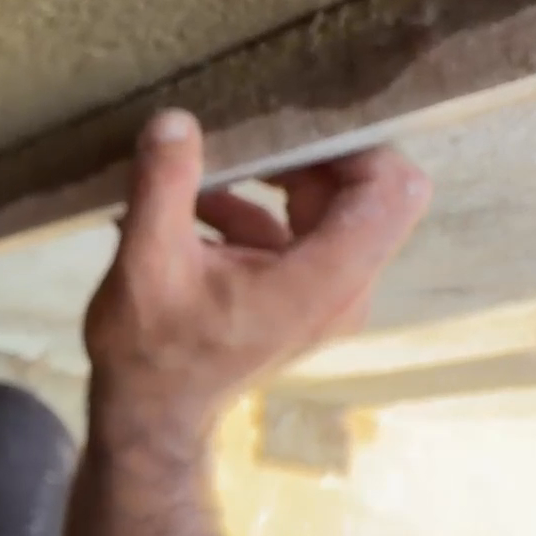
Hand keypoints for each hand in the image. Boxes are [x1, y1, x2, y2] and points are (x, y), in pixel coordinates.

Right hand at [84, 109, 430, 440]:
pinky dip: (242, 225)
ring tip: (186, 187)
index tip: (282, 132)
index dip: (351, 147)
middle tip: (235, 148)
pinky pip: (286, 247)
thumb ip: (164, 188)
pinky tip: (178, 221)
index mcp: (322, 279)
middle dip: (297, 165)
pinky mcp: (290, 308)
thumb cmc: (148, 347)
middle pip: (359, 199)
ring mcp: (318, 302)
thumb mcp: (145, 262)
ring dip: (259, 194)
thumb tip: (174, 122)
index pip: (390, 190)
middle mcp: (340, 290)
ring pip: (318, 221)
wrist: (145, 413)